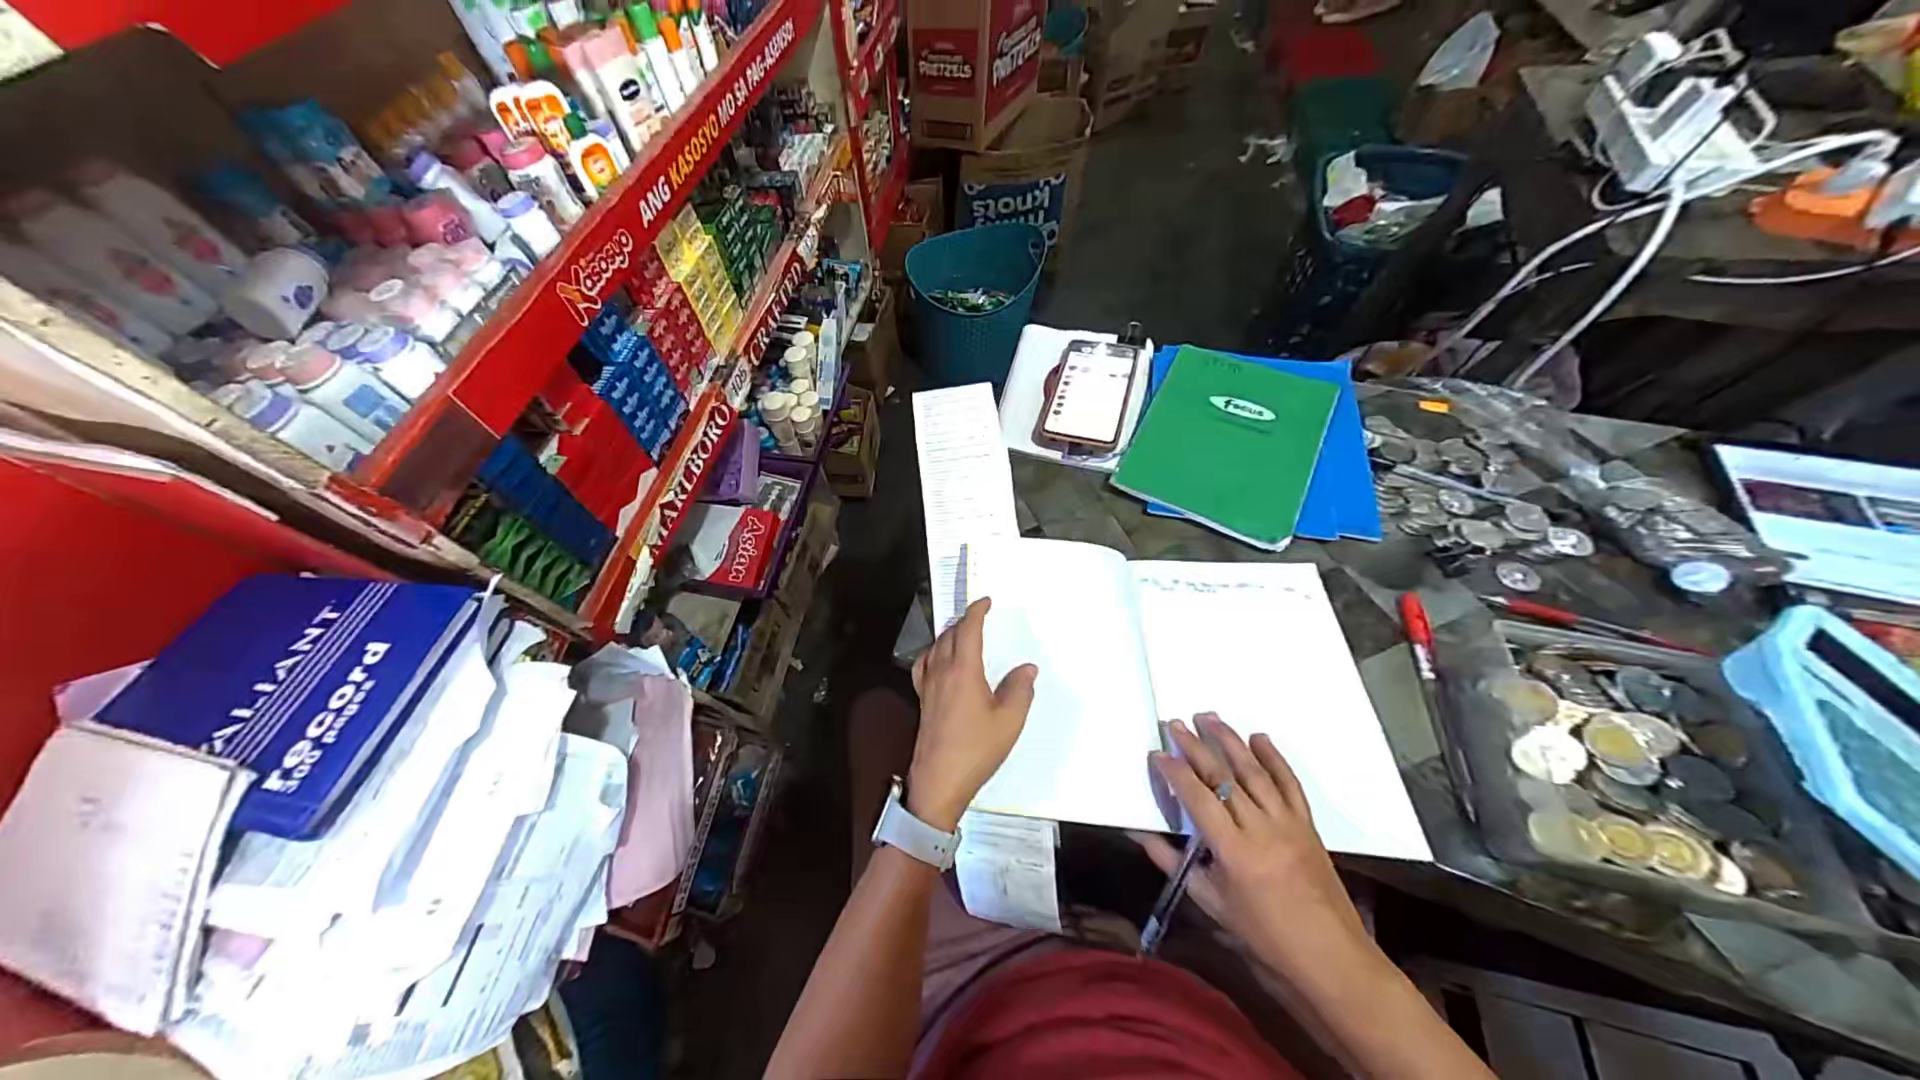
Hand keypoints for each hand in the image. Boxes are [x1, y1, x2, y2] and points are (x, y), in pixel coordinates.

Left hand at [908, 597, 1037, 830]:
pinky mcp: (923, 701)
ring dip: (949, 635)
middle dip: (964, 621)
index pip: (967, 630)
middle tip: (979, 617)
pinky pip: (924, 665)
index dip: (976, 611)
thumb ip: (1020, 690)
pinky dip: (933, 653)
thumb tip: (1027, 669)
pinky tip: (938, 660)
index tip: (985, 602)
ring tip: (963, 634)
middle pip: (949, 635)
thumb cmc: (975, 750)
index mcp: (963, 670)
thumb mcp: (1010, 720)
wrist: (940, 780)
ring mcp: (928, 686)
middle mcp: (941, 672)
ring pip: (935, 647)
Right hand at [1133, 714, 1371, 977]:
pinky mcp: (1308, 824)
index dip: (1175, 773)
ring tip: (1210, 717)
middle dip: (1197, 747)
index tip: (1158, 753)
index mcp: (1234, 851)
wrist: (1332, 958)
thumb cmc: (1266, 938)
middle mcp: (1261, 828)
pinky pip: (1290, 783)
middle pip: (1223, 776)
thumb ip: (1175, 866)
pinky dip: (1274, 758)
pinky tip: (1259, 738)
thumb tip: (1142, 837)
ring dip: (1231, 741)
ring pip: (1255, 771)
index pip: (1198, 799)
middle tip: (1176, 724)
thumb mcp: (1214, 905)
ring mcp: (1288, 822)